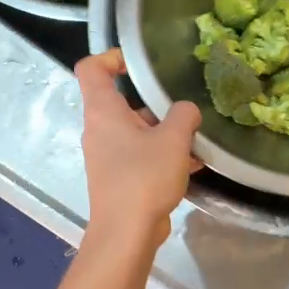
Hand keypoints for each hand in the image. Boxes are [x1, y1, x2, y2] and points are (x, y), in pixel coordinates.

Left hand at [73, 49, 201, 251]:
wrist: (127, 231)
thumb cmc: (145, 177)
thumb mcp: (173, 140)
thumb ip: (184, 116)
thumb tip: (187, 110)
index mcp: (103, 112)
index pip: (91, 69)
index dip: (111, 57)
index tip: (139, 63)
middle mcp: (100, 130)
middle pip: (122, 103)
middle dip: (155, 104)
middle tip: (184, 109)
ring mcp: (108, 155)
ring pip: (137, 132)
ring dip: (165, 133)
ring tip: (196, 142)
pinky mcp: (119, 177)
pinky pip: (142, 155)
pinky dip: (163, 155)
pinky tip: (192, 165)